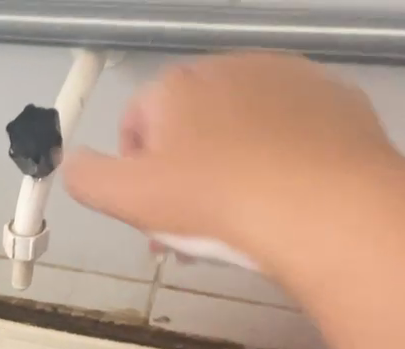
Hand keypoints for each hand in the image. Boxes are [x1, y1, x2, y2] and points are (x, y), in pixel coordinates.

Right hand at [62, 53, 404, 261]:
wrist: (320, 204)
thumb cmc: (213, 201)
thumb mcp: (127, 199)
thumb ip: (87, 178)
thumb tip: (72, 162)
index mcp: (176, 87)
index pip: (135, 120)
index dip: (134, 169)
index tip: (147, 208)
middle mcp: (230, 67)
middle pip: (188, 123)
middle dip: (180, 172)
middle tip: (186, 226)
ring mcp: (288, 78)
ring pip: (238, 127)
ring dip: (225, 167)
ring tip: (233, 219)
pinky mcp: (333, 99)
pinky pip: (288, 131)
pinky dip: (276, 159)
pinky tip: (276, 198)